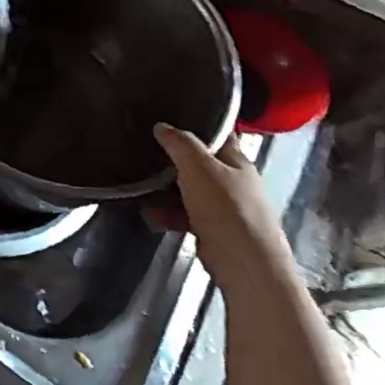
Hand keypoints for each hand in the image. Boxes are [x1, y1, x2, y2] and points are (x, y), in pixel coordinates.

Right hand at [153, 124, 294, 289]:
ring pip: (188, 190)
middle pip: (199, 164)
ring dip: (164, 191)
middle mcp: (234, 182)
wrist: (244, 261)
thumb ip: (180, 145)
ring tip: (140, 190)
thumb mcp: (199, 168)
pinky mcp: (213, 228)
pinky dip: (168, 214)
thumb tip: (162, 126)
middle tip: (144, 155)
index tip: (167, 123)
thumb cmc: (225, 208)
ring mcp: (225, 206)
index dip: (197, 127)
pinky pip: (184, 214)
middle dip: (172, 161)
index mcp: (237, 163)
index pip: (220, 136)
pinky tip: (152, 216)